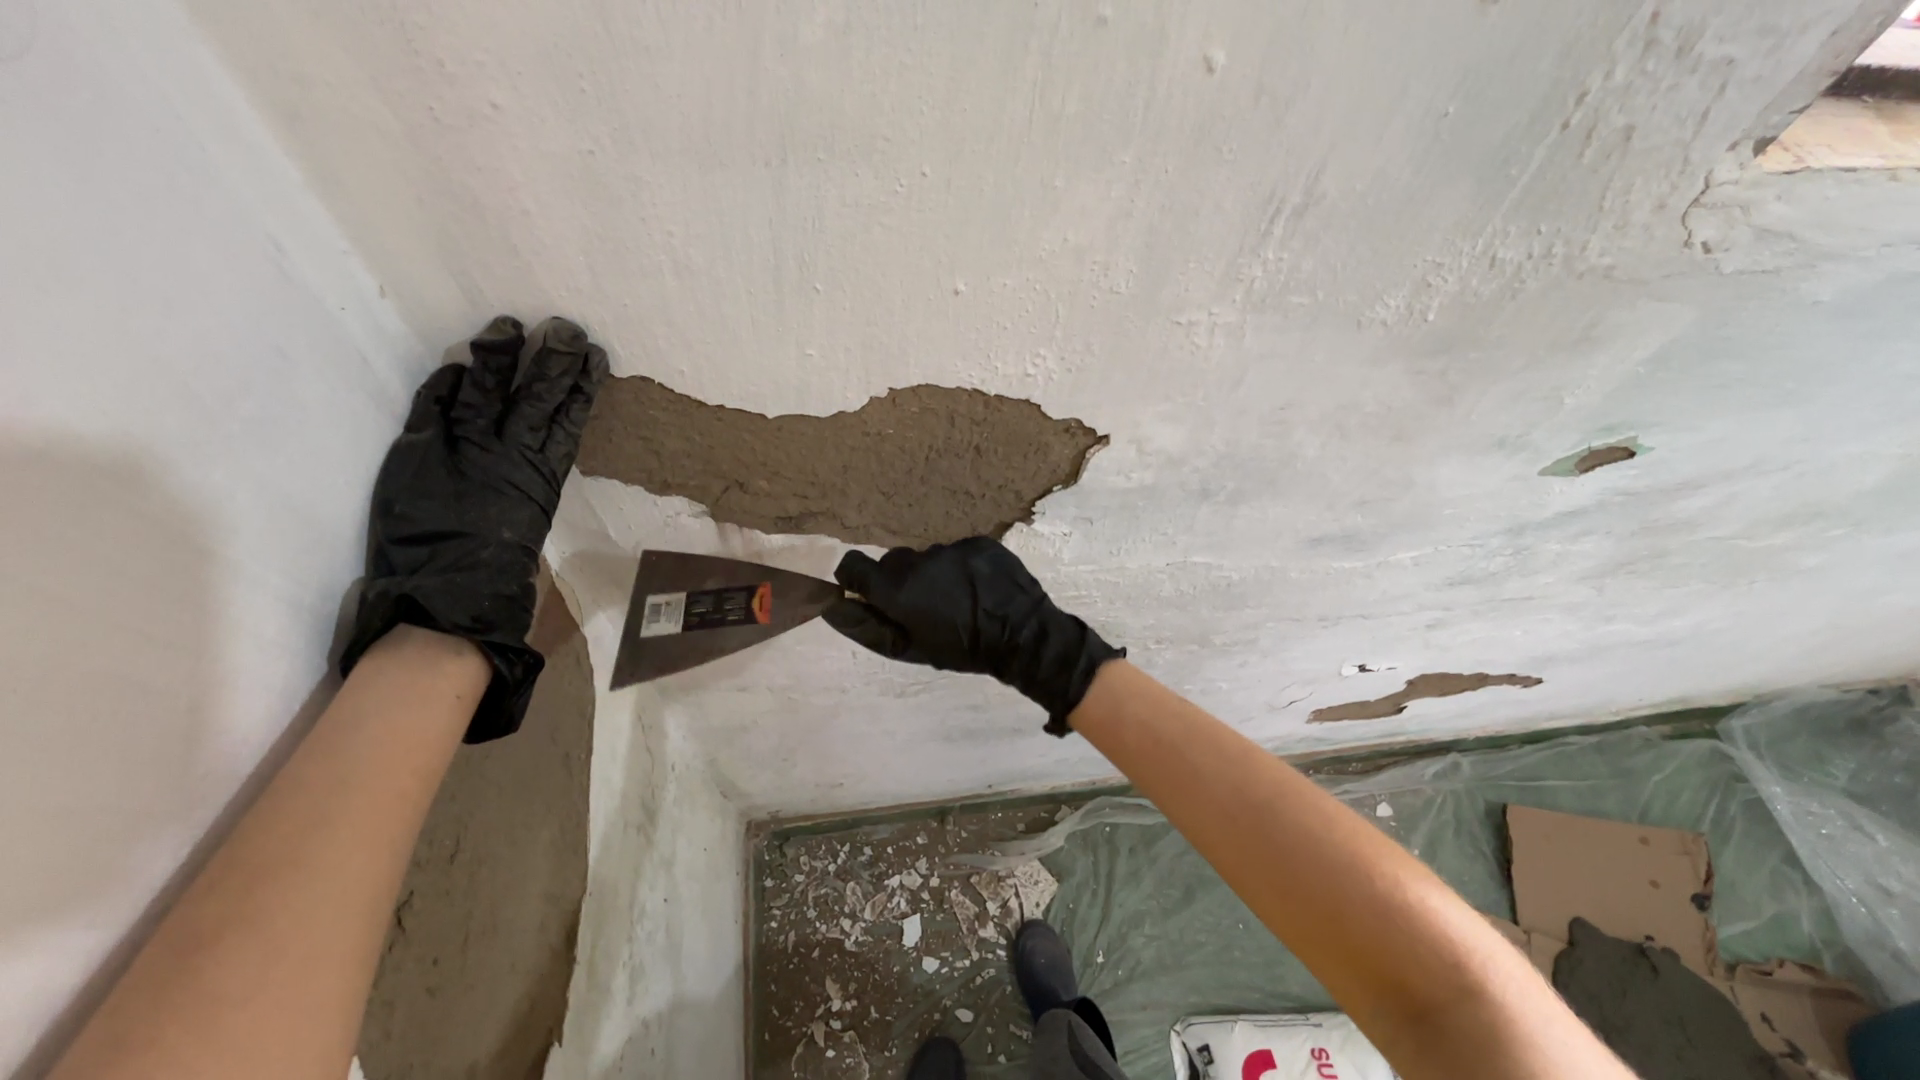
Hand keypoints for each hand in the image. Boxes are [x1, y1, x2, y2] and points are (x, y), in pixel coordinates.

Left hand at [340, 315, 608, 741]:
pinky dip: (445, 383)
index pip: (568, 420)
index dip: (582, 388)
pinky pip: (432, 407)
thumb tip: (535, 463)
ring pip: (488, 391)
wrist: (446, 601)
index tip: (597, 359)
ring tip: (511, 324)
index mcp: (541, 479)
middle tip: (566, 328)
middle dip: (553, 360)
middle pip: (535, 397)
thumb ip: (530, 489)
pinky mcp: (417, 454)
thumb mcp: (529, 529)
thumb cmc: (498, 578)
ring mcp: (462, 451)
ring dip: (501, 356)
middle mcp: (508, 457)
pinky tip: (457, 362)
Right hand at [822, 537, 1122, 734]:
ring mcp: (950, 548)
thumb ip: (868, 625)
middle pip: (893, 562)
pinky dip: (962, 568)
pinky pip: (958, 552)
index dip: (854, 578)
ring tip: (958, 599)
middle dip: (899, 580)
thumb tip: (832, 606)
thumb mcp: (911, 648)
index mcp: (896, 588)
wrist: (1023, 636)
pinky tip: (979, 588)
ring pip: (927, 558)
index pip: (853, 565)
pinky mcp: (978, 542)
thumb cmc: (962, 651)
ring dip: (933, 574)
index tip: (865, 591)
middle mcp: (918, 561)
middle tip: (922, 605)